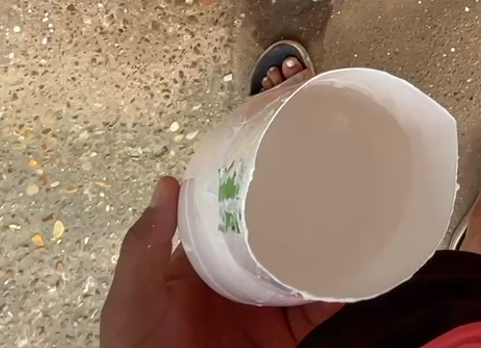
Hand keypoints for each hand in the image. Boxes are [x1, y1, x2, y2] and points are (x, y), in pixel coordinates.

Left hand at [100, 176, 341, 347]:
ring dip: (321, 246)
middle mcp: (232, 280)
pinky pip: (313, 309)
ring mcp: (260, 309)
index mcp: (195, 267)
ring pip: (297, 267)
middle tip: (326, 178)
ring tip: (349, 215)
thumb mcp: (131, 304)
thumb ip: (144, 249)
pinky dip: (333, 291)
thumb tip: (168, 180)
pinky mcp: (282, 337)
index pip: (224, 217)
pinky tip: (347, 272)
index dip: (247, 187)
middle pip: (270, 236)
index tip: (276, 151)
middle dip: (296, 211)